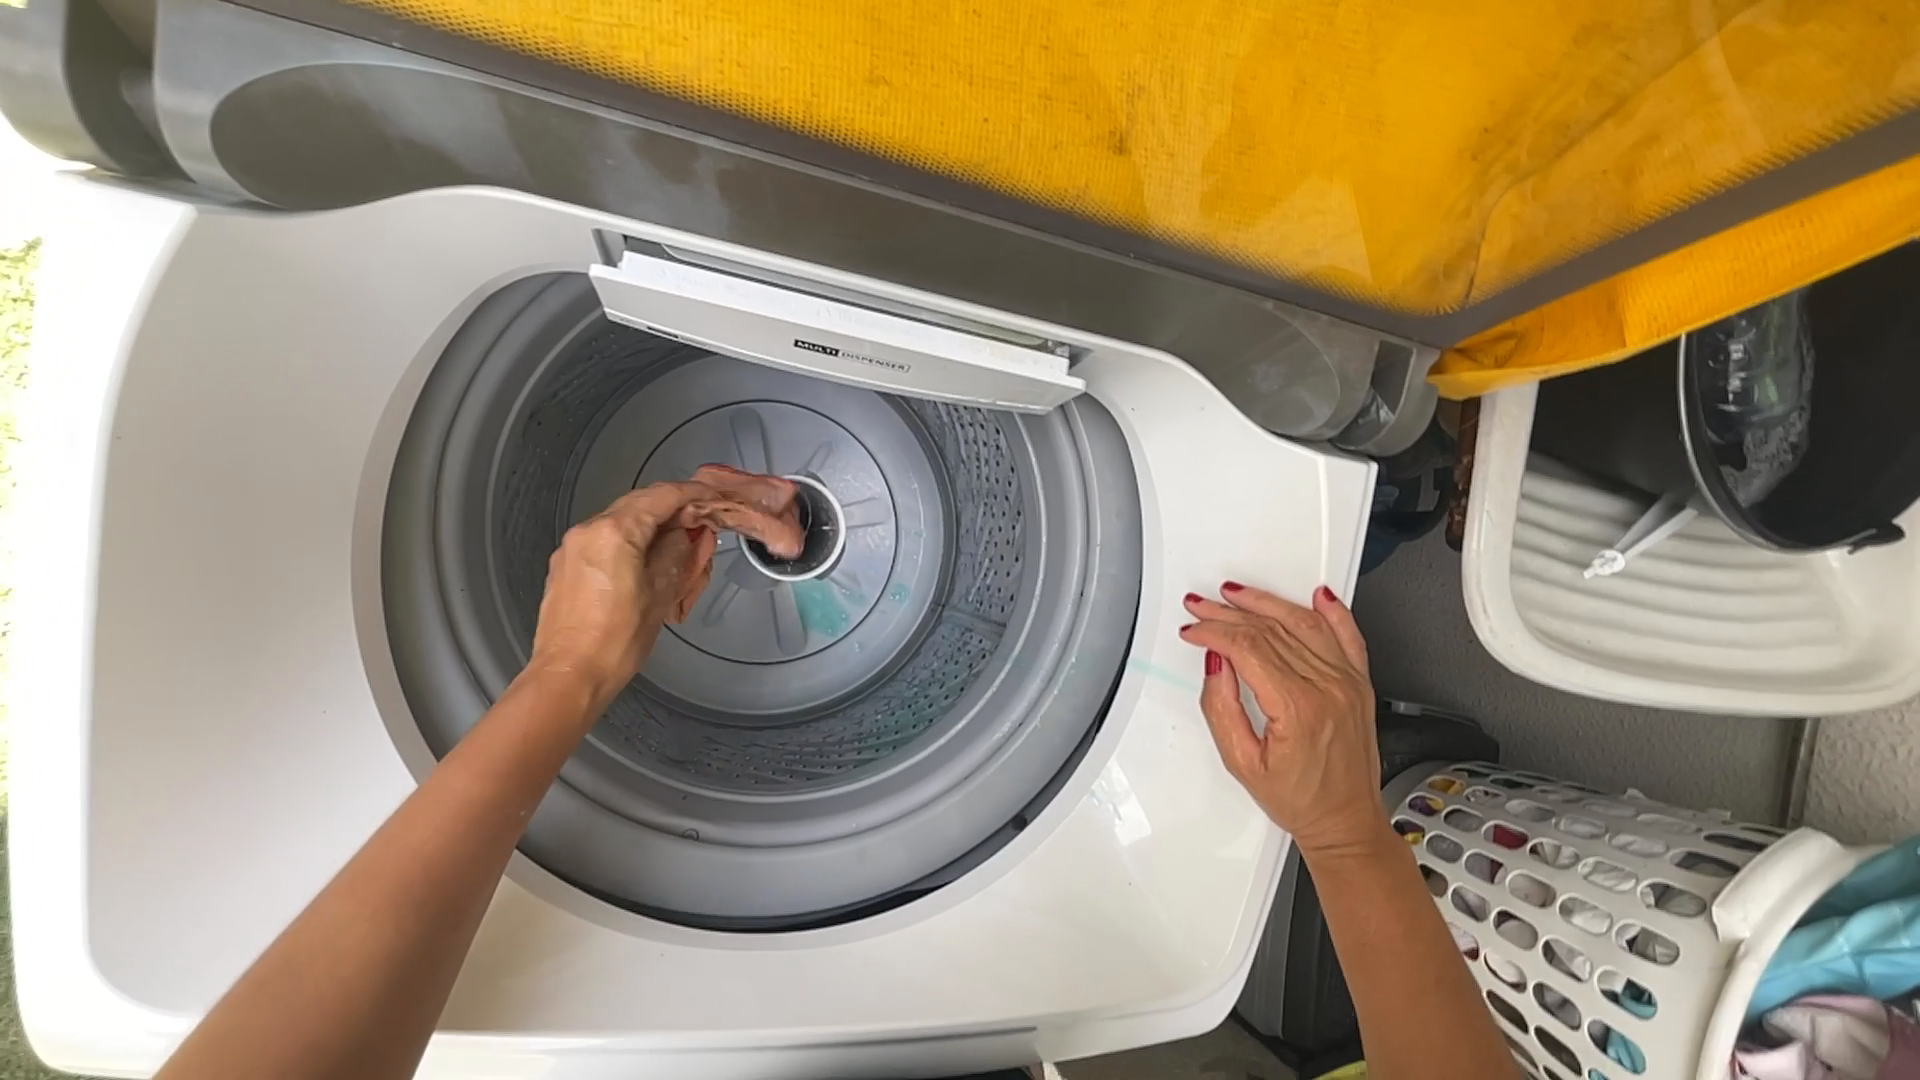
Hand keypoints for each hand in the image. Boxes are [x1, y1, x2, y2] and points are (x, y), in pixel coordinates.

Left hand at [527, 467, 803, 708]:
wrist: (569, 676)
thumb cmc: (617, 640)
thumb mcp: (663, 592)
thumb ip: (679, 551)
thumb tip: (689, 533)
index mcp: (614, 532)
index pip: (662, 497)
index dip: (693, 494)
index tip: (714, 498)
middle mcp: (588, 531)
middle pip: (639, 505)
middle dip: (674, 512)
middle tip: (701, 527)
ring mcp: (572, 548)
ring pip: (622, 524)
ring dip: (653, 530)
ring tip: (679, 554)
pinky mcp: (566, 567)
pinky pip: (605, 542)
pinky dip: (632, 545)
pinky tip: (648, 567)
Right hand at [1179, 583, 1388, 861]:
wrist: (1345, 820)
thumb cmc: (1299, 799)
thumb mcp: (1240, 761)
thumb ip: (1222, 707)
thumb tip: (1215, 664)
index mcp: (1298, 707)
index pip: (1247, 648)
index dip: (1213, 632)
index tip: (1194, 631)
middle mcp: (1328, 688)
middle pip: (1269, 630)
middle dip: (1227, 614)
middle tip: (1201, 606)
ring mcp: (1347, 682)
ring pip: (1302, 623)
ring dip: (1265, 602)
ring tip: (1235, 593)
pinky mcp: (1359, 683)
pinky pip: (1348, 635)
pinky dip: (1332, 611)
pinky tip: (1316, 595)